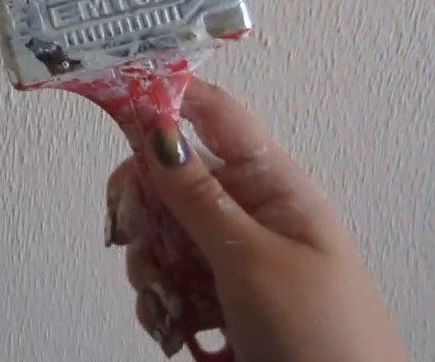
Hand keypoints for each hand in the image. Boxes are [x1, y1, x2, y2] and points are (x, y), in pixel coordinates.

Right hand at [106, 79, 407, 361]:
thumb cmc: (321, 340)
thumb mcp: (253, 263)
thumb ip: (197, 196)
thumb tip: (154, 124)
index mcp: (272, 184)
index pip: (212, 112)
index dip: (166, 96)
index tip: (112, 101)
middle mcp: (250, 210)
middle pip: (173, 174)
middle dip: (143, 201)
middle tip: (130, 232)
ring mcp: (234, 255)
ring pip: (163, 226)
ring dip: (149, 256)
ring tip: (160, 297)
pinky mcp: (221, 296)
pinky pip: (169, 273)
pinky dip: (158, 292)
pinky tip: (170, 323)